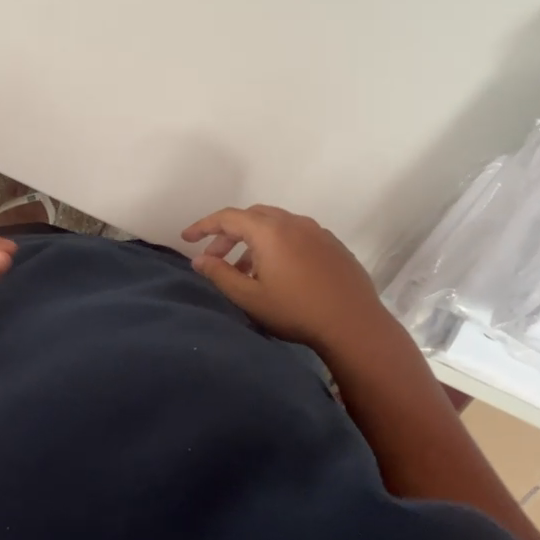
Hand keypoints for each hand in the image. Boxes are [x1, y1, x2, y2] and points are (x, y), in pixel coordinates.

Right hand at [181, 205, 397, 354]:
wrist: (353, 323)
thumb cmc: (294, 310)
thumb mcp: (248, 297)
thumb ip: (219, 274)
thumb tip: (198, 259)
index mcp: (270, 232)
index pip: (228, 217)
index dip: (203, 226)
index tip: (186, 239)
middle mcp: (294, 223)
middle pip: (252, 216)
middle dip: (228, 233)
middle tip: (213, 258)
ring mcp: (317, 232)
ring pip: (275, 225)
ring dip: (252, 240)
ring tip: (243, 270)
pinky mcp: (332, 245)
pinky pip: (295, 234)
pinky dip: (275, 244)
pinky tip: (275, 272)